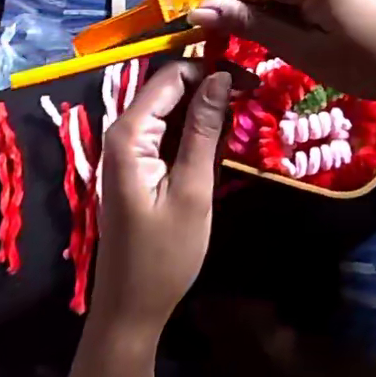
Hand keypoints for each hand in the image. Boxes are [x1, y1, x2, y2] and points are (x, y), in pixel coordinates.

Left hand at [92, 61, 228, 333]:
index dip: (210, 70)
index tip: (251, 80)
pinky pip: (167, 130)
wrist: (130, 306)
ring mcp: (128, 147)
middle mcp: (123, 130)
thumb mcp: (192, 190)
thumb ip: (204, 130)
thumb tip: (220, 76)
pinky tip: (220, 142)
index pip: (171, 76)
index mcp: (129, 133)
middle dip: (209, 87)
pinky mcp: (137, 162)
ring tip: (243, 118)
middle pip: (169, 87)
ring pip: (170, 107)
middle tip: (252, 98)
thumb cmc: (163, 255)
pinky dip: (193, 130)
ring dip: (204, 109)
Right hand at [189, 0, 375, 102]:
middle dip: (242, 6)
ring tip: (277, 40)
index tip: (217, 46)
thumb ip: (253, 25)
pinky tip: (300, 24)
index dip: (222, 13)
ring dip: (265, 2)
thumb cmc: (374, 61)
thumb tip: (198, 12)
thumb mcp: (307, 51)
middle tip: (247, 49)